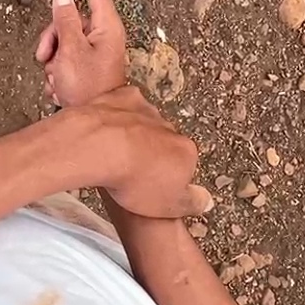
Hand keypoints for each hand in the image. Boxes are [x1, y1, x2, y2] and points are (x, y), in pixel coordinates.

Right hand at [34, 0, 126, 106]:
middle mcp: (103, 34)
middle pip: (70, 17)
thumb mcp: (72, 51)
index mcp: (107, 26)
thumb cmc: (89, 88)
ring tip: (57, 79)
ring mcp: (95, 49)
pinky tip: (61, 86)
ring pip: (63, 38)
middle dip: (53, 37)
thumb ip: (65, 20)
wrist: (96, 122)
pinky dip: (58, 69)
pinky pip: (65, 55)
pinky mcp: (88, 63)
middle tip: (47, 57)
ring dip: (54, 58)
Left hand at [58, 86, 210, 218]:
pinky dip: (118, 113)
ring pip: (145, 122)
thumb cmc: (131, 176)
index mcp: (185, 151)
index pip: (185, 165)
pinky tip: (106, 128)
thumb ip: (191, 202)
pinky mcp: (123, 97)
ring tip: (115, 152)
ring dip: (134, 133)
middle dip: (152, 153)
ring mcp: (146, 111)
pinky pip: (124, 104)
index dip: (169, 176)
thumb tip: (204, 201)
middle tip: (133, 171)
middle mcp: (170, 128)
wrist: (100, 146)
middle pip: (165, 141)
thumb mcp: (168, 207)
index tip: (154, 186)